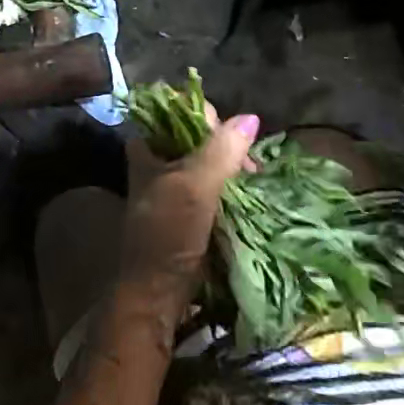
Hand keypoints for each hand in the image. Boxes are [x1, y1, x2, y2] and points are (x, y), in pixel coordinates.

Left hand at [118, 108, 258, 318]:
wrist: (156, 292)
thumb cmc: (166, 233)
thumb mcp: (193, 186)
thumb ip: (220, 151)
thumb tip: (251, 118)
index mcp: (148, 147)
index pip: (183, 112)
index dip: (211, 120)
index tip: (233, 140)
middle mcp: (159, 161)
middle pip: (201, 137)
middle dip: (230, 147)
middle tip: (251, 167)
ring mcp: (175, 187)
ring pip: (212, 163)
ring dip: (235, 169)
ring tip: (255, 181)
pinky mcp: (190, 211)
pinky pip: (217, 188)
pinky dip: (234, 188)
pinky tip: (251, 195)